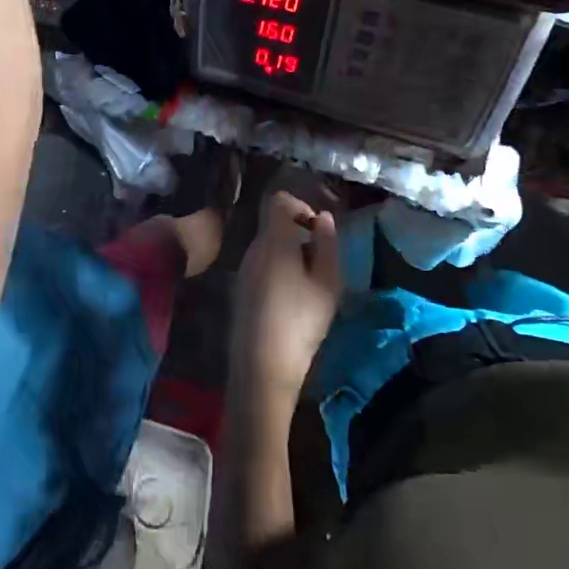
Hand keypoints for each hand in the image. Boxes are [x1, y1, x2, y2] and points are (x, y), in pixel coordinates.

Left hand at [231, 193, 341, 399]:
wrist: (261, 367)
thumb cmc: (300, 321)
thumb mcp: (327, 282)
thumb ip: (327, 244)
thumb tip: (323, 217)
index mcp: (273, 241)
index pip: (279, 201)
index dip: (300, 205)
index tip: (318, 228)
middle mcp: (253, 249)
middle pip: (274, 225)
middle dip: (299, 234)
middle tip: (321, 261)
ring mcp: (244, 270)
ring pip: (269, 247)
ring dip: (290, 254)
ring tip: (310, 284)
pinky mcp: (241, 290)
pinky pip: (262, 266)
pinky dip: (279, 271)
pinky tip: (292, 300)